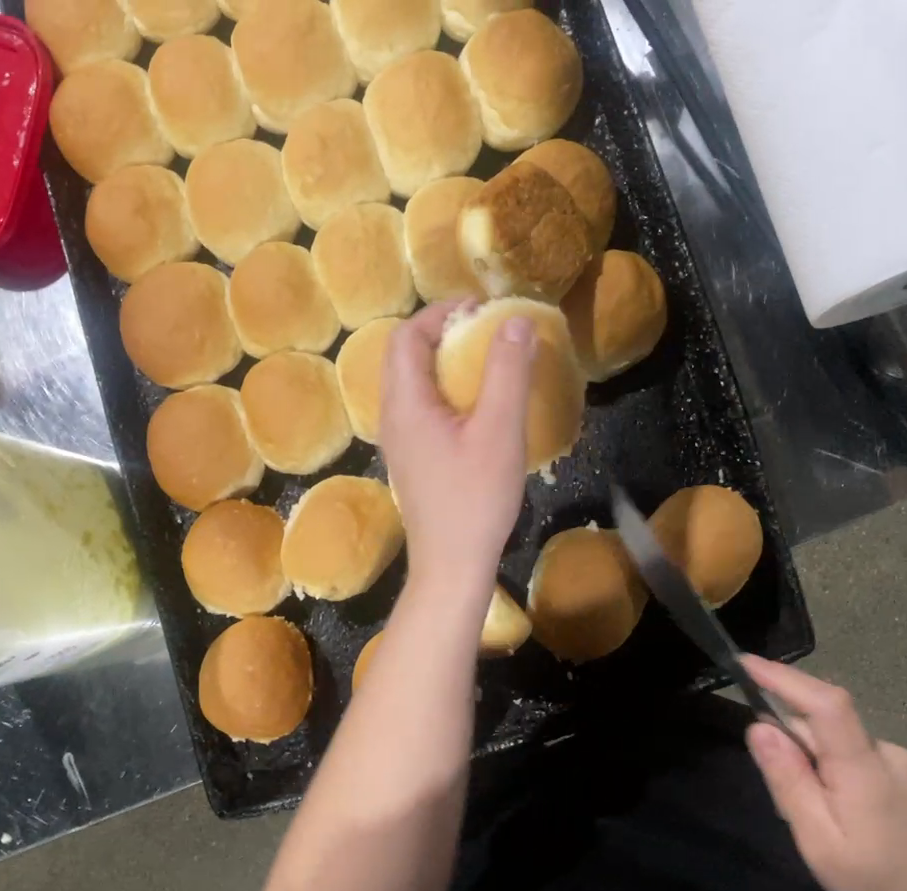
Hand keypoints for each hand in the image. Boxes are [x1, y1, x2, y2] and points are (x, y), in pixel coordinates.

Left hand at [380, 302, 534, 592]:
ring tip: (485, 363)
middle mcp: (392, 416)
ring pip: (412, 383)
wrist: (451, 564)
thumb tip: (515, 320)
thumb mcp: (499, 429)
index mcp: (405, 402)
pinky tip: (477, 408)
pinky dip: (445, 391)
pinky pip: (420, 408)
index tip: (482, 310)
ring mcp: (398, 441)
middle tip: (485, 333)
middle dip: (442, 334)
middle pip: (405, 356)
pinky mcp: (411, 460)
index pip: (407, 335)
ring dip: (444, 363)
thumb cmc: (475, 497)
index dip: (441, 313)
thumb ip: (507, 371)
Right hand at [741, 656, 906, 890]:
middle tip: (777, 792)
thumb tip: (759, 726)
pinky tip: (830, 813)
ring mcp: (896, 761)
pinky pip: (847, 753)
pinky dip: (825, 768)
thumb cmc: (880, 884)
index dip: (784, 678)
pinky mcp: (899, 773)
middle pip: (823, 719)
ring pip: (832, 740)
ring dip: (807, 758)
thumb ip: (789, 782)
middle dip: (787, 734)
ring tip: (809, 816)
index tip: (743, 664)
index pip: (826, 703)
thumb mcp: (820, 843)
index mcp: (864, 768)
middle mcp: (885, 751)